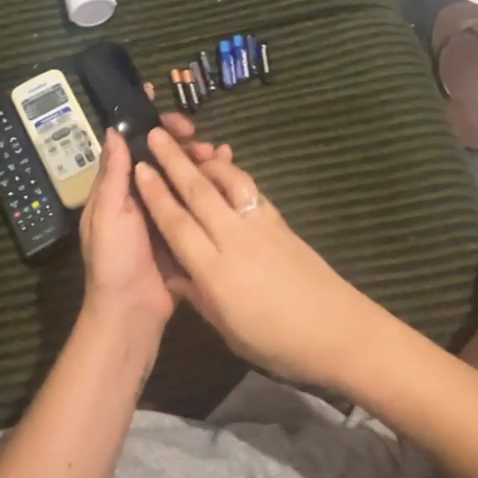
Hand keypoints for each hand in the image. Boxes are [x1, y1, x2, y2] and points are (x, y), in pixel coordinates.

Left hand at [77, 113, 201, 341]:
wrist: (132, 314)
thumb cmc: (114, 262)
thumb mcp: (107, 214)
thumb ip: (113, 174)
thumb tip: (114, 130)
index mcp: (117, 188)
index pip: (131, 145)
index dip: (147, 124)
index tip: (167, 113)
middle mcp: (139, 195)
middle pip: (162, 156)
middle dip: (181, 142)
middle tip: (198, 139)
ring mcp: (163, 212)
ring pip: (182, 174)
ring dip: (199, 159)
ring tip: (220, 153)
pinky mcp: (184, 228)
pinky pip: (197, 198)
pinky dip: (211, 182)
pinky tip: (228, 173)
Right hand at [133, 128, 384, 386]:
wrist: (338, 331)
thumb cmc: (277, 342)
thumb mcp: (227, 329)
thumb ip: (198, 295)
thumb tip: (173, 274)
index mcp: (215, 272)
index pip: (177, 224)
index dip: (156, 195)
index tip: (139, 169)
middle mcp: (235, 240)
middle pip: (198, 192)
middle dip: (173, 161)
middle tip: (154, 135)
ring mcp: (260, 226)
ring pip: (227, 182)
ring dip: (205, 161)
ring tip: (190, 146)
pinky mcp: (280, 221)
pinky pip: (250, 190)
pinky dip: (233, 175)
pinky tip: (224, 170)